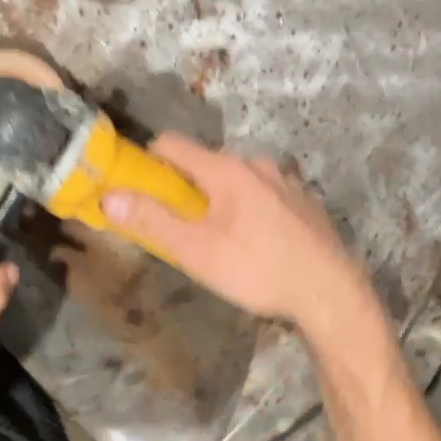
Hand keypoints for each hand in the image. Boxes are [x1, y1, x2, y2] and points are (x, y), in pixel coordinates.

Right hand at [102, 133, 381, 338]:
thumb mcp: (195, 251)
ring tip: (215, 239)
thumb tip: (108, 197)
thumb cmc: (257, 270)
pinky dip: (246, 210)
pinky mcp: (303, 203)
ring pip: (234, 181)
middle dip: (183, 187)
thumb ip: (151, 220)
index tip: (137, 189)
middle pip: (203, 163)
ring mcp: (285, 182)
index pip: (172, 144)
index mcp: (226, 169)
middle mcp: (256, 164)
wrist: (332, 295)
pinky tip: (253, 244)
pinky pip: (260, 195)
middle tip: (175, 226)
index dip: (147, 161)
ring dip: (216, 200)